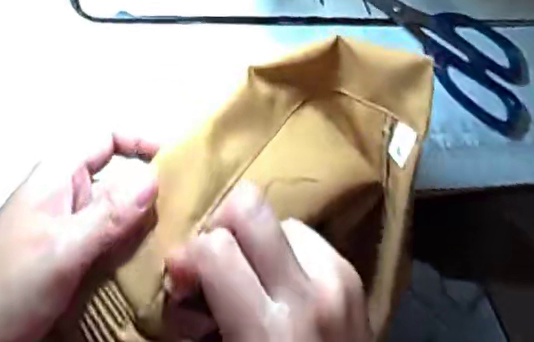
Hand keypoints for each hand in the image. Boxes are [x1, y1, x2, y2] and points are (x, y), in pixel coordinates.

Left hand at [0, 133, 159, 341]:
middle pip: (118, 181)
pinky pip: (105, 253)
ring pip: (115, 221)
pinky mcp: (64, 266)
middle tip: (189, 218)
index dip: (142, 140)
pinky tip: (149, 279)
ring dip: (142, 235)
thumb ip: (109, 214)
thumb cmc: (5, 285)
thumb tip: (157, 175)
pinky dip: (127, 261)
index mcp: (59, 174)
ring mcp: (64, 232)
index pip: (108, 136)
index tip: (179, 161)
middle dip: (151, 197)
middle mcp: (64, 195)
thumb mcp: (61, 249)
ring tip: (178, 249)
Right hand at [162, 182, 369, 341]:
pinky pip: (305, 235)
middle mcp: (309, 294)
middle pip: (250, 204)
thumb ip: (195, 322)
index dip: (189, 256)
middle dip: (223, 225)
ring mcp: (338, 278)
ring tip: (253, 280)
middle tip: (215, 261)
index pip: (216, 249)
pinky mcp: (354, 273)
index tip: (182, 278)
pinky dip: (286, 252)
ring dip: (258, 243)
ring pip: (278, 217)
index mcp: (271, 332)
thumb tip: (179, 271)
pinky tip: (283, 286)